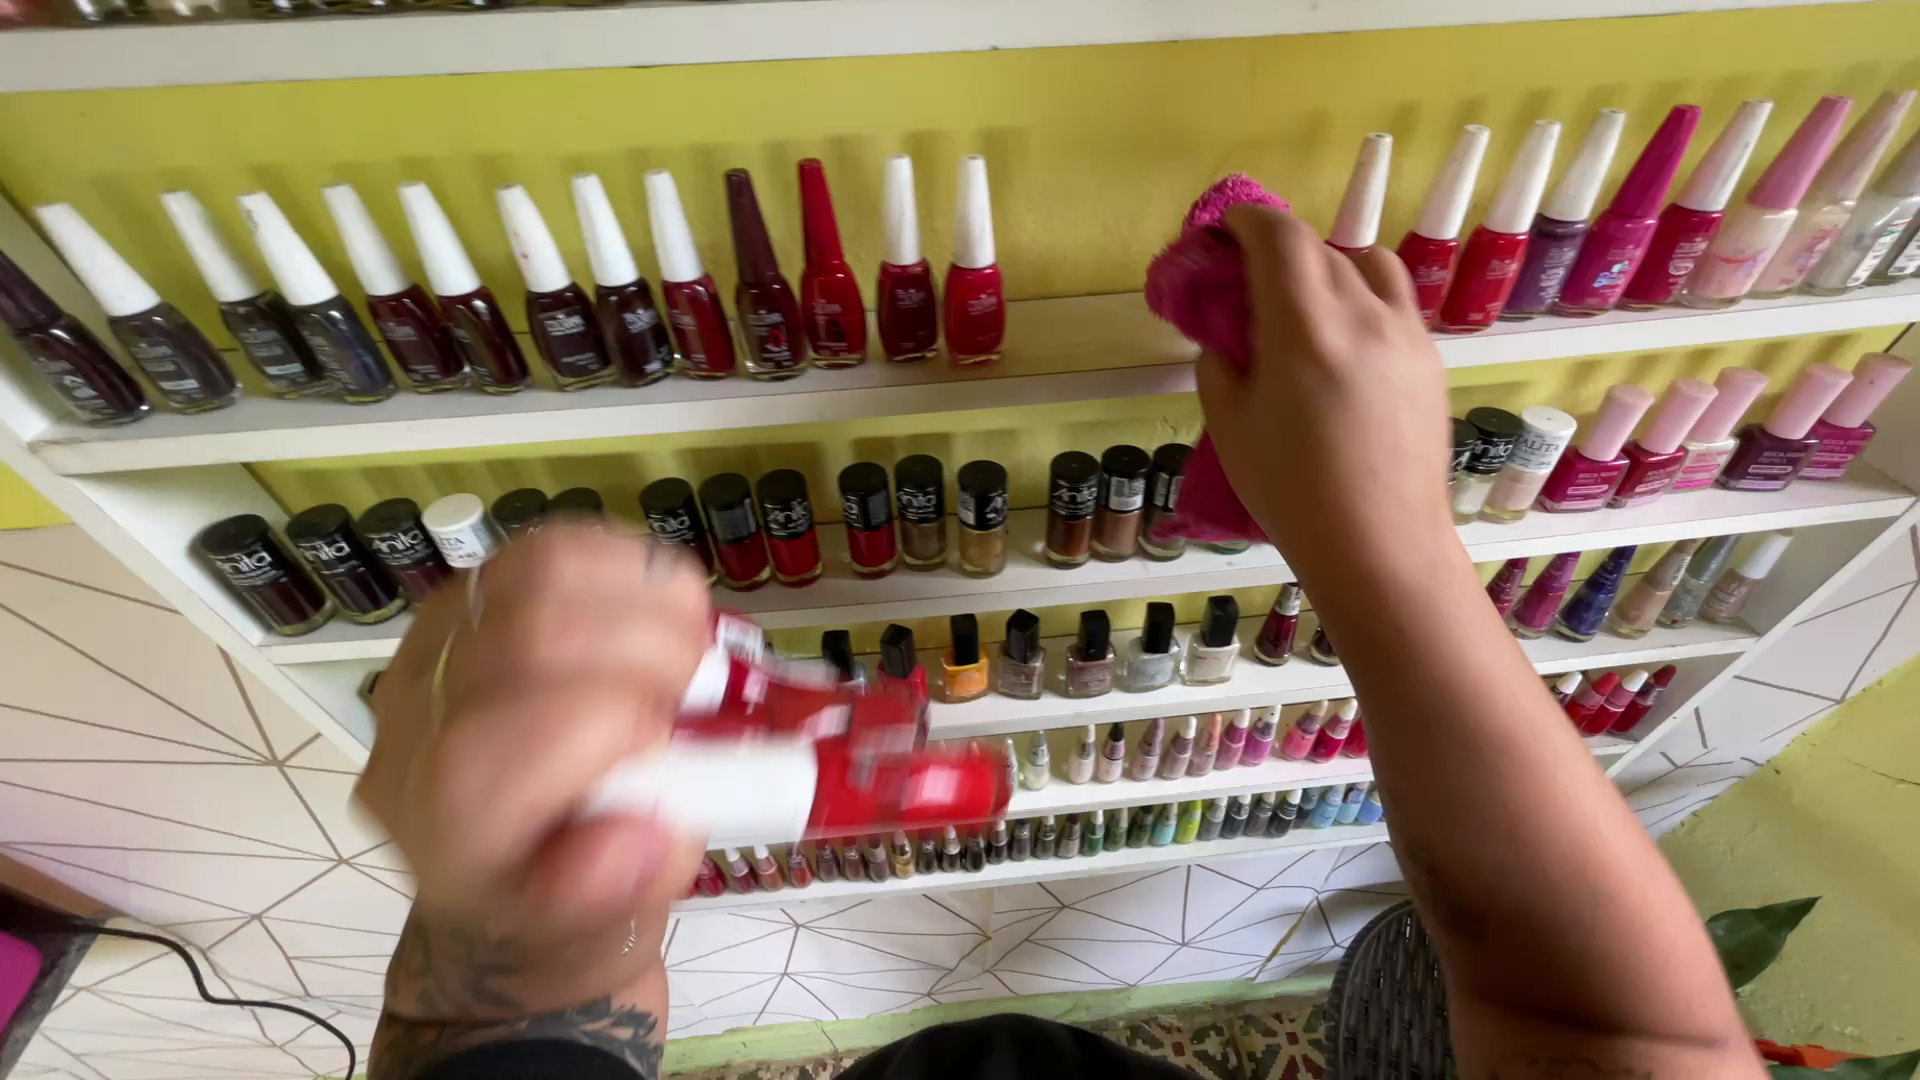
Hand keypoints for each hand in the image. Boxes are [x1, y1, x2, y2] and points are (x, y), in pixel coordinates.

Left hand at [355, 525, 710, 1016]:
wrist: (503, 863)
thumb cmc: (560, 893)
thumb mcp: (597, 919)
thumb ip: (620, 883)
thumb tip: (653, 832)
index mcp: (453, 811)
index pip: (532, 730)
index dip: (630, 724)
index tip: (670, 748)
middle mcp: (424, 717)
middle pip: (539, 634)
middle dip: (656, 649)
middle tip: (696, 688)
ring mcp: (440, 646)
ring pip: (544, 569)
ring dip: (647, 597)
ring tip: (680, 643)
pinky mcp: (472, 601)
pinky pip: (554, 545)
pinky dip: (627, 563)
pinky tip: (654, 606)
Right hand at [1195, 205, 1452, 578]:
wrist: (1379, 543)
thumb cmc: (1291, 491)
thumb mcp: (1231, 428)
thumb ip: (1220, 367)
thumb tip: (1227, 340)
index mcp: (1306, 329)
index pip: (1279, 238)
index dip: (1246, 220)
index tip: (1222, 228)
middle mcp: (1364, 314)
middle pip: (1319, 246)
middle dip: (1276, 246)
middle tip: (1245, 276)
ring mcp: (1406, 333)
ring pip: (1366, 263)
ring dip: (1325, 264)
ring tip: (1299, 303)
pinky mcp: (1429, 358)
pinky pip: (1392, 300)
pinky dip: (1357, 295)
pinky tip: (1340, 341)